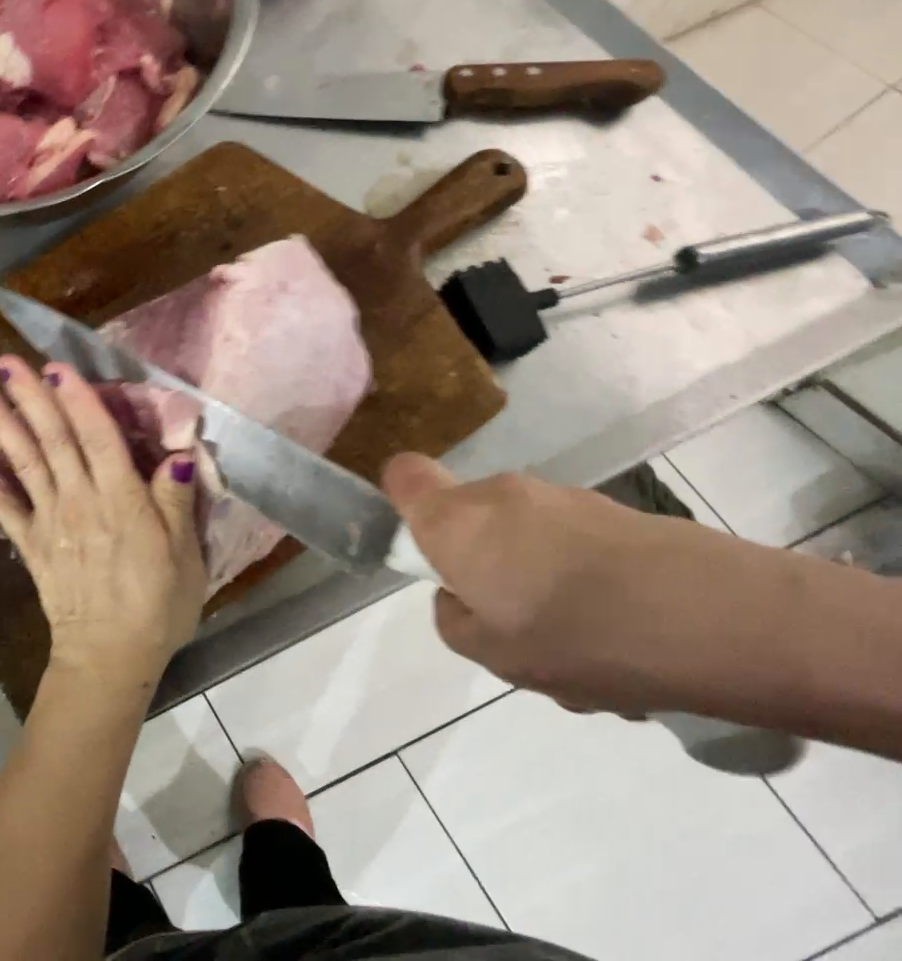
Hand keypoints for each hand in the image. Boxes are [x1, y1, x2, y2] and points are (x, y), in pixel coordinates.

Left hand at [0, 356, 206, 685]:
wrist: (110, 656)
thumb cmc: (157, 606)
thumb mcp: (185, 554)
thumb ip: (175, 500)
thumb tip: (179, 450)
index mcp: (122, 499)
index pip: (98, 437)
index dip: (76, 400)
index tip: (55, 366)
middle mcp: (80, 499)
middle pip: (53, 439)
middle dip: (30, 397)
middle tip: (6, 361)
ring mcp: (49, 521)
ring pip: (23, 463)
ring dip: (0, 425)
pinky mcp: (29, 544)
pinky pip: (0, 509)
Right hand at [382, 452, 759, 716]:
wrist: (728, 622)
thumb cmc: (577, 636)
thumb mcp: (491, 655)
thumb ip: (454, 619)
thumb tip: (464, 595)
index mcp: (455, 521)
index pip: (402, 475)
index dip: (402, 504)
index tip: (425, 552)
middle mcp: (502, 496)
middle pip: (470, 520)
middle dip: (483, 567)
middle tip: (514, 627)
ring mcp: (567, 501)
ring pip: (527, 541)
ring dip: (541, 585)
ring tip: (585, 653)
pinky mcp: (623, 516)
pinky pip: (578, 551)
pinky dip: (588, 588)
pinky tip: (626, 644)